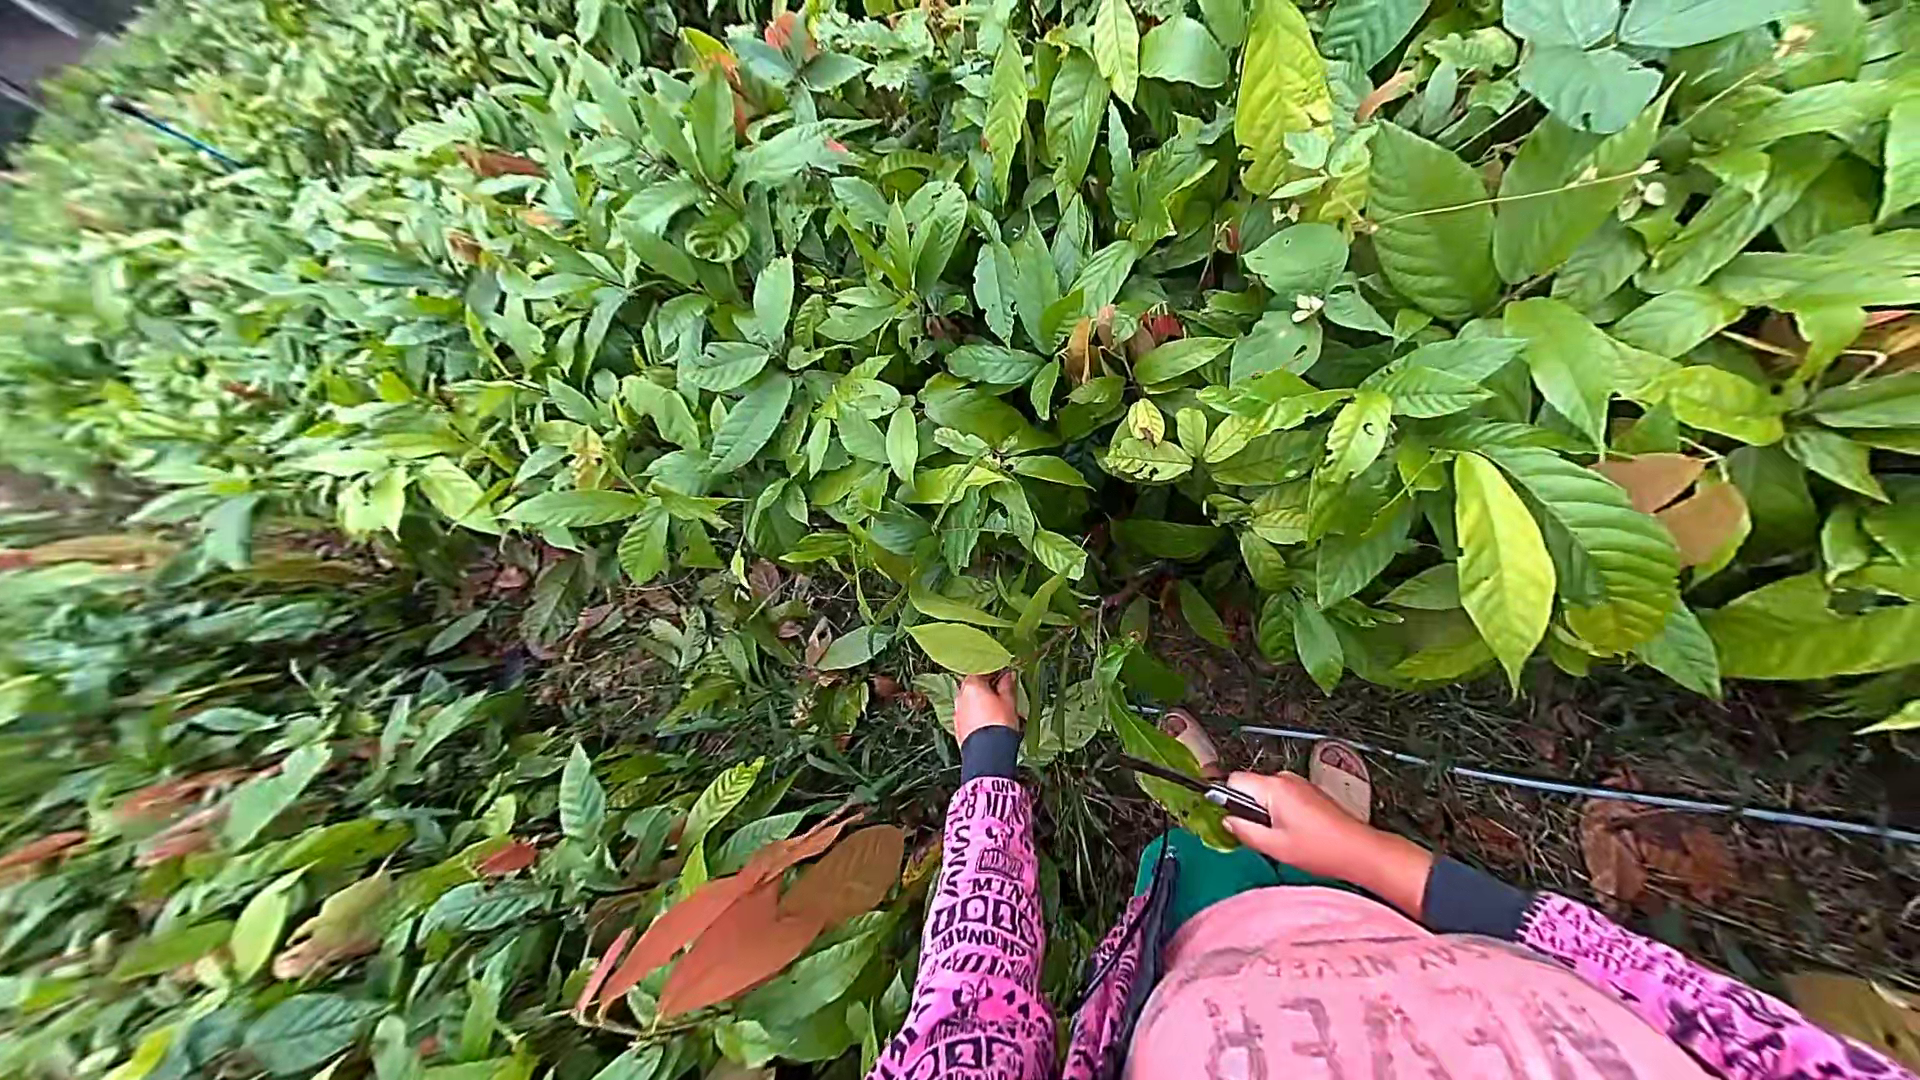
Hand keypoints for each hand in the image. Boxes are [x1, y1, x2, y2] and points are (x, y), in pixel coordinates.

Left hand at [952, 671, 1019, 745]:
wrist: (988, 754)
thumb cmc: (999, 724)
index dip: (995, 671)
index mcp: (972, 685)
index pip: (982, 670)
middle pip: (974, 685)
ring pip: (970, 700)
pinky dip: (976, 714)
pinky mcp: (958, 727)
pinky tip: (987, 720)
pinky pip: (967, 715)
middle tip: (1002, 690)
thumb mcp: (1009, 702)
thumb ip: (1007, 685)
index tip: (1004, 674)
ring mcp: (957, 712)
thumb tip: (1007, 675)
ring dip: (980, 700)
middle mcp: (960, 696)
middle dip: (987, 686)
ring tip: (996, 707)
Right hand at [1223, 770, 1434, 919]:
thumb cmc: (1325, 849)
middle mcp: (1285, 779)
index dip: (1228, 799)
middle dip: (1250, 807)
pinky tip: (1296, 831)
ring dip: (1266, 810)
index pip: (1233, 780)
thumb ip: (1244, 831)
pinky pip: (1282, 794)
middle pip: (1250, 785)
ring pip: (1266, 791)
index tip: (1230, 815)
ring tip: (1283, 835)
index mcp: (1273, 788)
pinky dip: (1282, 810)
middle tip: (1262, 832)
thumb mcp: (1276, 847)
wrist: (1363, 852)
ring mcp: (1299, 784)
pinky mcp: (1309, 791)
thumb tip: (1228, 822)